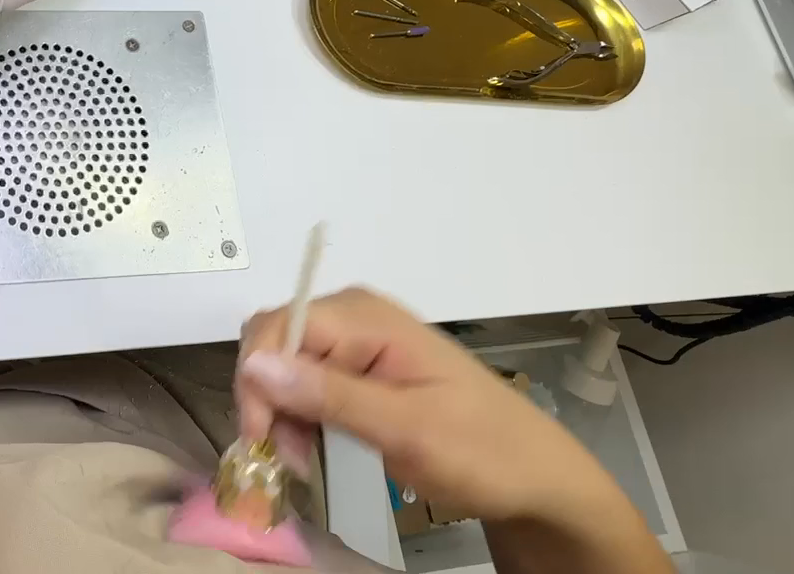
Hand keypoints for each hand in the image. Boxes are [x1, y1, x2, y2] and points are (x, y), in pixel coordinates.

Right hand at [234, 288, 617, 525]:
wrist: (539, 479)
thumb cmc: (483, 451)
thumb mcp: (407, 429)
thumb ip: (329, 395)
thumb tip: (255, 365)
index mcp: (363, 316)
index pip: (280, 325)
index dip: (257, 376)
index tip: (260, 437)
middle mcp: (351, 315)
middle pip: (275, 340)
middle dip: (266, 396)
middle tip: (284, 456)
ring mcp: (354, 339)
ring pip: (283, 361)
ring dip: (279, 410)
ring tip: (300, 458)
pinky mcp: (356, 364)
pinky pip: (303, 377)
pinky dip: (296, 412)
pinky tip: (308, 444)